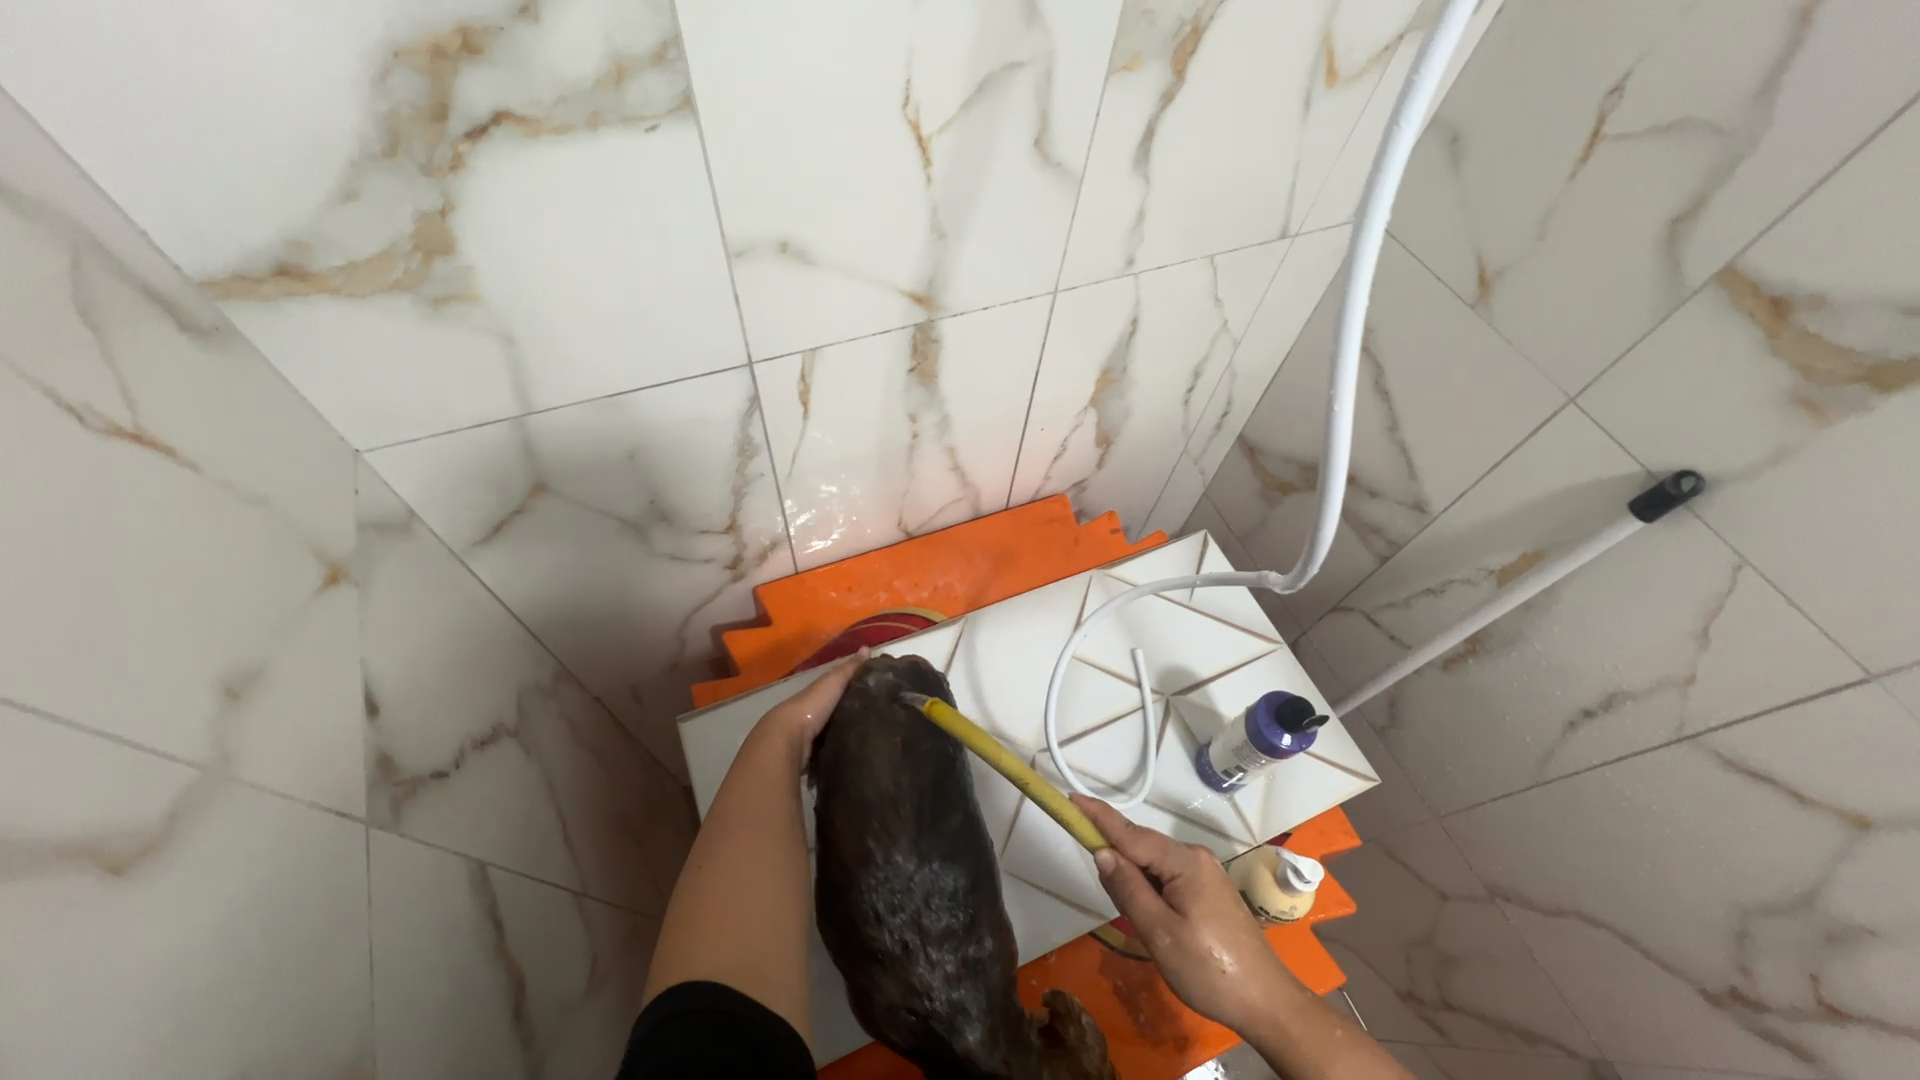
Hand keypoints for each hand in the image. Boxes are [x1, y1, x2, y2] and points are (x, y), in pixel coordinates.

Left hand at [751, 649, 866, 768]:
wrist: (788, 737)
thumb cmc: (812, 705)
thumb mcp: (834, 682)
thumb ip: (850, 668)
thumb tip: (867, 648)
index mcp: (818, 692)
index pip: (838, 686)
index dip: (854, 686)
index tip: (877, 689)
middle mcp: (814, 711)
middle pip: (836, 709)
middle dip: (853, 711)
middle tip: (882, 715)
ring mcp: (811, 734)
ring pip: (834, 729)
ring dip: (848, 731)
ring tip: (874, 734)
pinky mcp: (813, 753)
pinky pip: (832, 748)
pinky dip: (841, 748)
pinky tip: (857, 751)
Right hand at [1073, 794, 1299, 1031]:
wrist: (1267, 1002)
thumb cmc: (1209, 970)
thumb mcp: (1160, 933)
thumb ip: (1128, 889)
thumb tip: (1102, 852)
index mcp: (1184, 862)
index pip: (1131, 833)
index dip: (1099, 817)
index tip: (1070, 798)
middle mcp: (1195, 858)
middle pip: (1142, 848)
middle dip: (1118, 862)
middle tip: (1114, 906)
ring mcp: (1205, 874)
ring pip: (1154, 866)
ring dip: (1135, 883)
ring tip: (1140, 925)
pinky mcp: (1208, 892)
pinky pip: (1168, 878)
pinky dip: (1150, 891)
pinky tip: (1153, 920)